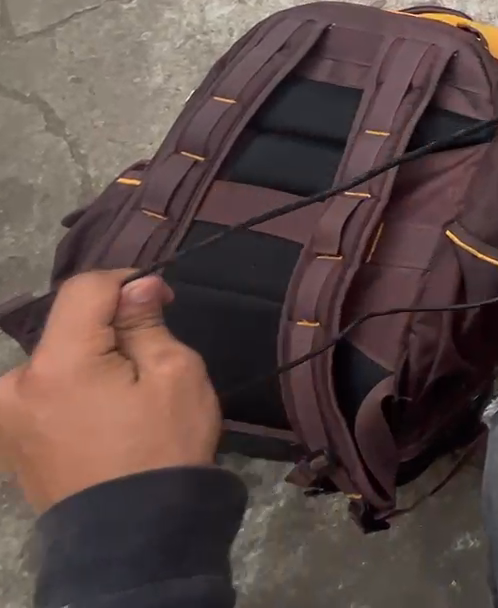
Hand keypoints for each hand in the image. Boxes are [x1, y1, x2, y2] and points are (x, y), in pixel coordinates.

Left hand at [0, 271, 218, 510]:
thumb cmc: (163, 439)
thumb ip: (146, 326)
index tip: (163, 299)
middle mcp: (12, 385)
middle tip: (158, 355)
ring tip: (133, 390)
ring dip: (94, 359)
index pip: (82, 291)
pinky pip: (44, 390)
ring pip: (56, 361)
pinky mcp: (8, 437)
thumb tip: (137, 286)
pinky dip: (77, 385)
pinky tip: (107, 412)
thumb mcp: (176, 372)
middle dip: (112, 329)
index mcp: (56, 364)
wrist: (131, 519)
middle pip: (66, 329)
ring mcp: (4, 415)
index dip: (128, 282)